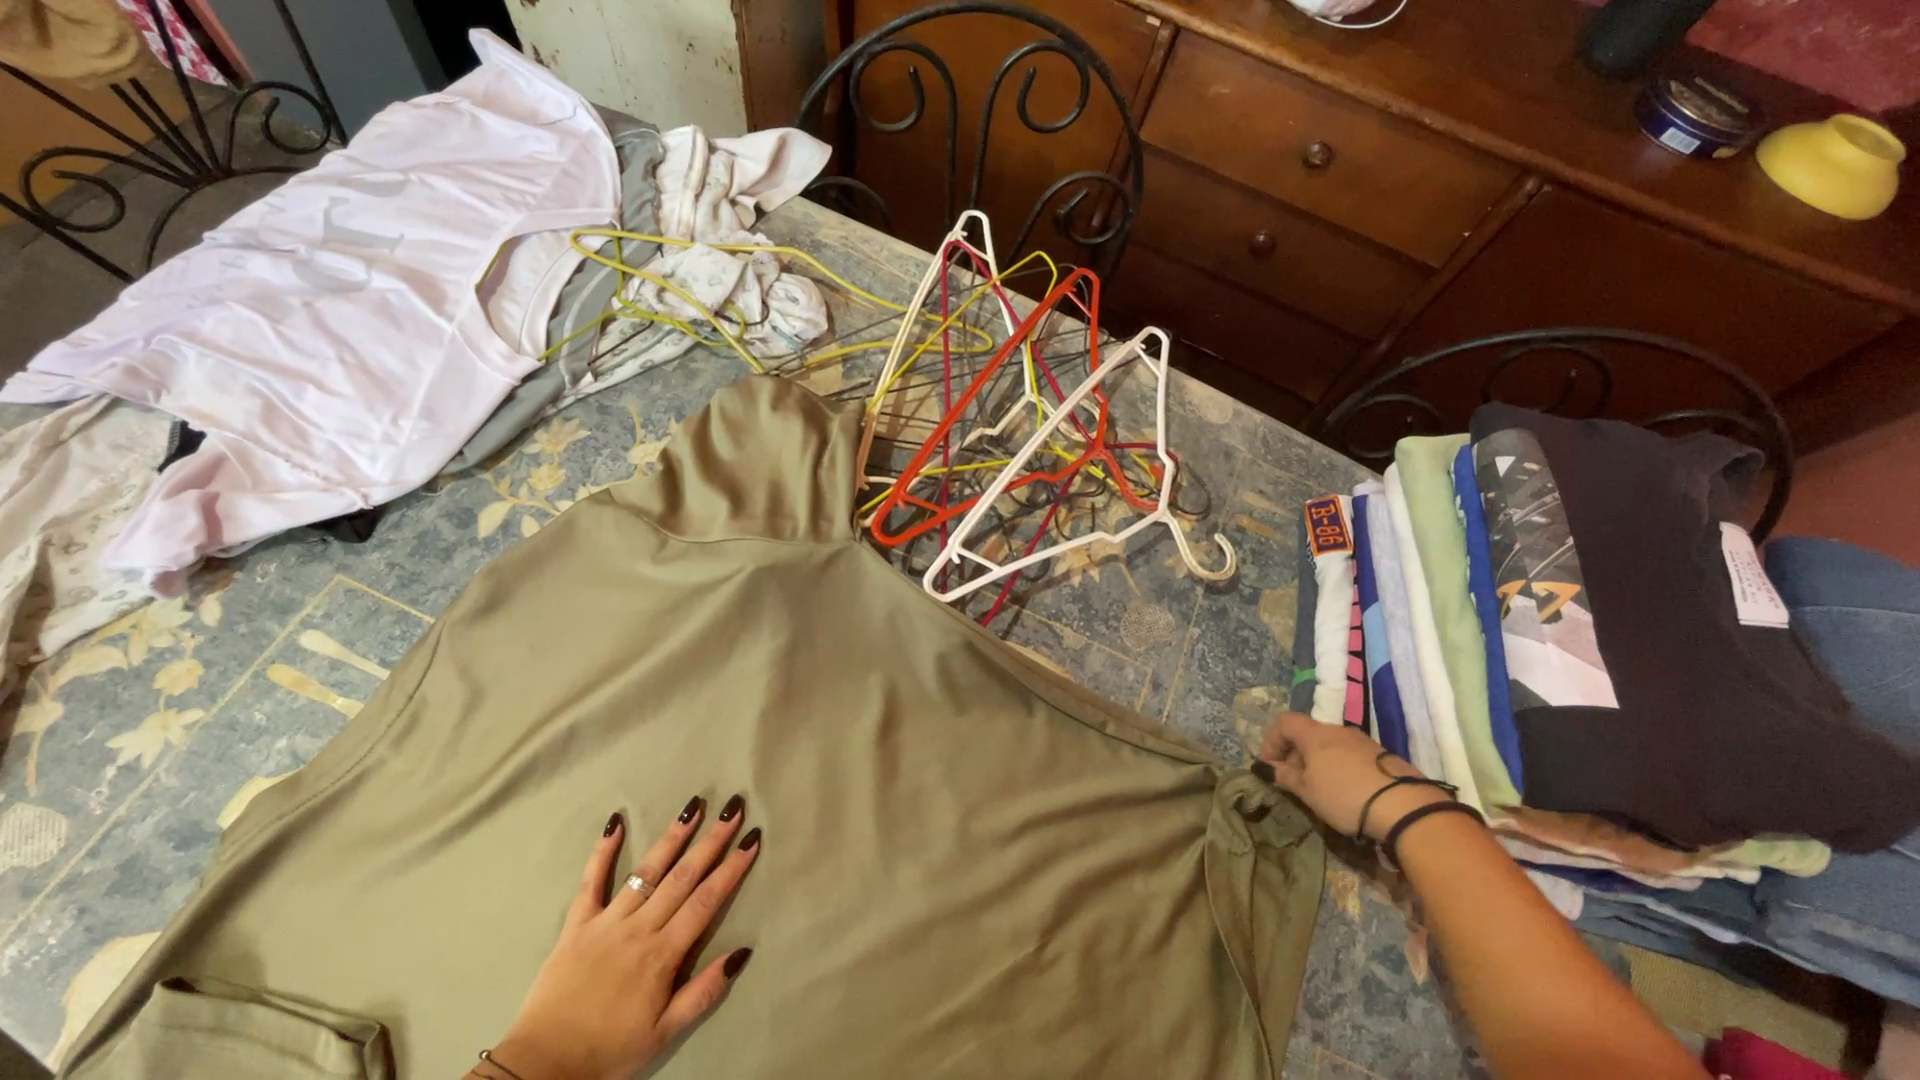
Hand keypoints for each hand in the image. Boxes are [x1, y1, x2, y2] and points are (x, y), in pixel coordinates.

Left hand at [481, 796, 761, 1079]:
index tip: (751, 840)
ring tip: (693, 807)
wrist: (542, 1065)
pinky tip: (616, 822)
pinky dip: (603, 851)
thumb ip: (703, 992)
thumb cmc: (609, 1051)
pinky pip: (591, 881)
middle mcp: (638, 928)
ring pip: (647, 871)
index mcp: (662, 955)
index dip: (731, 869)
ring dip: (672, 837)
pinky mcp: (576, 924)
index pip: (706, 902)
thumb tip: (741, 951)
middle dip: (711, 841)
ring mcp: (605, 922)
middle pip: (683, 877)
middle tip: (733, 809)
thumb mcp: (665, 1033)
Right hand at [1257, 712, 1448, 841]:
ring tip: (1319, 786)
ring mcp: (1362, 741)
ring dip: (1318, 760)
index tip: (1270, 764)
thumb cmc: (1343, 796)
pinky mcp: (1381, 756)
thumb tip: (1269, 767)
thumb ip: (1285, 776)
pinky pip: (1349, 754)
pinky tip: (1344, 788)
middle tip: (1292, 778)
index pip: (1284, 722)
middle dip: (1295, 752)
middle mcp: (1337, 730)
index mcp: (1315, 734)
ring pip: (1330, 743)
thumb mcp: (1307, 791)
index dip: (1272, 740)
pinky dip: (1338, 765)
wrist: (1403, 807)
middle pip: (1308, 732)